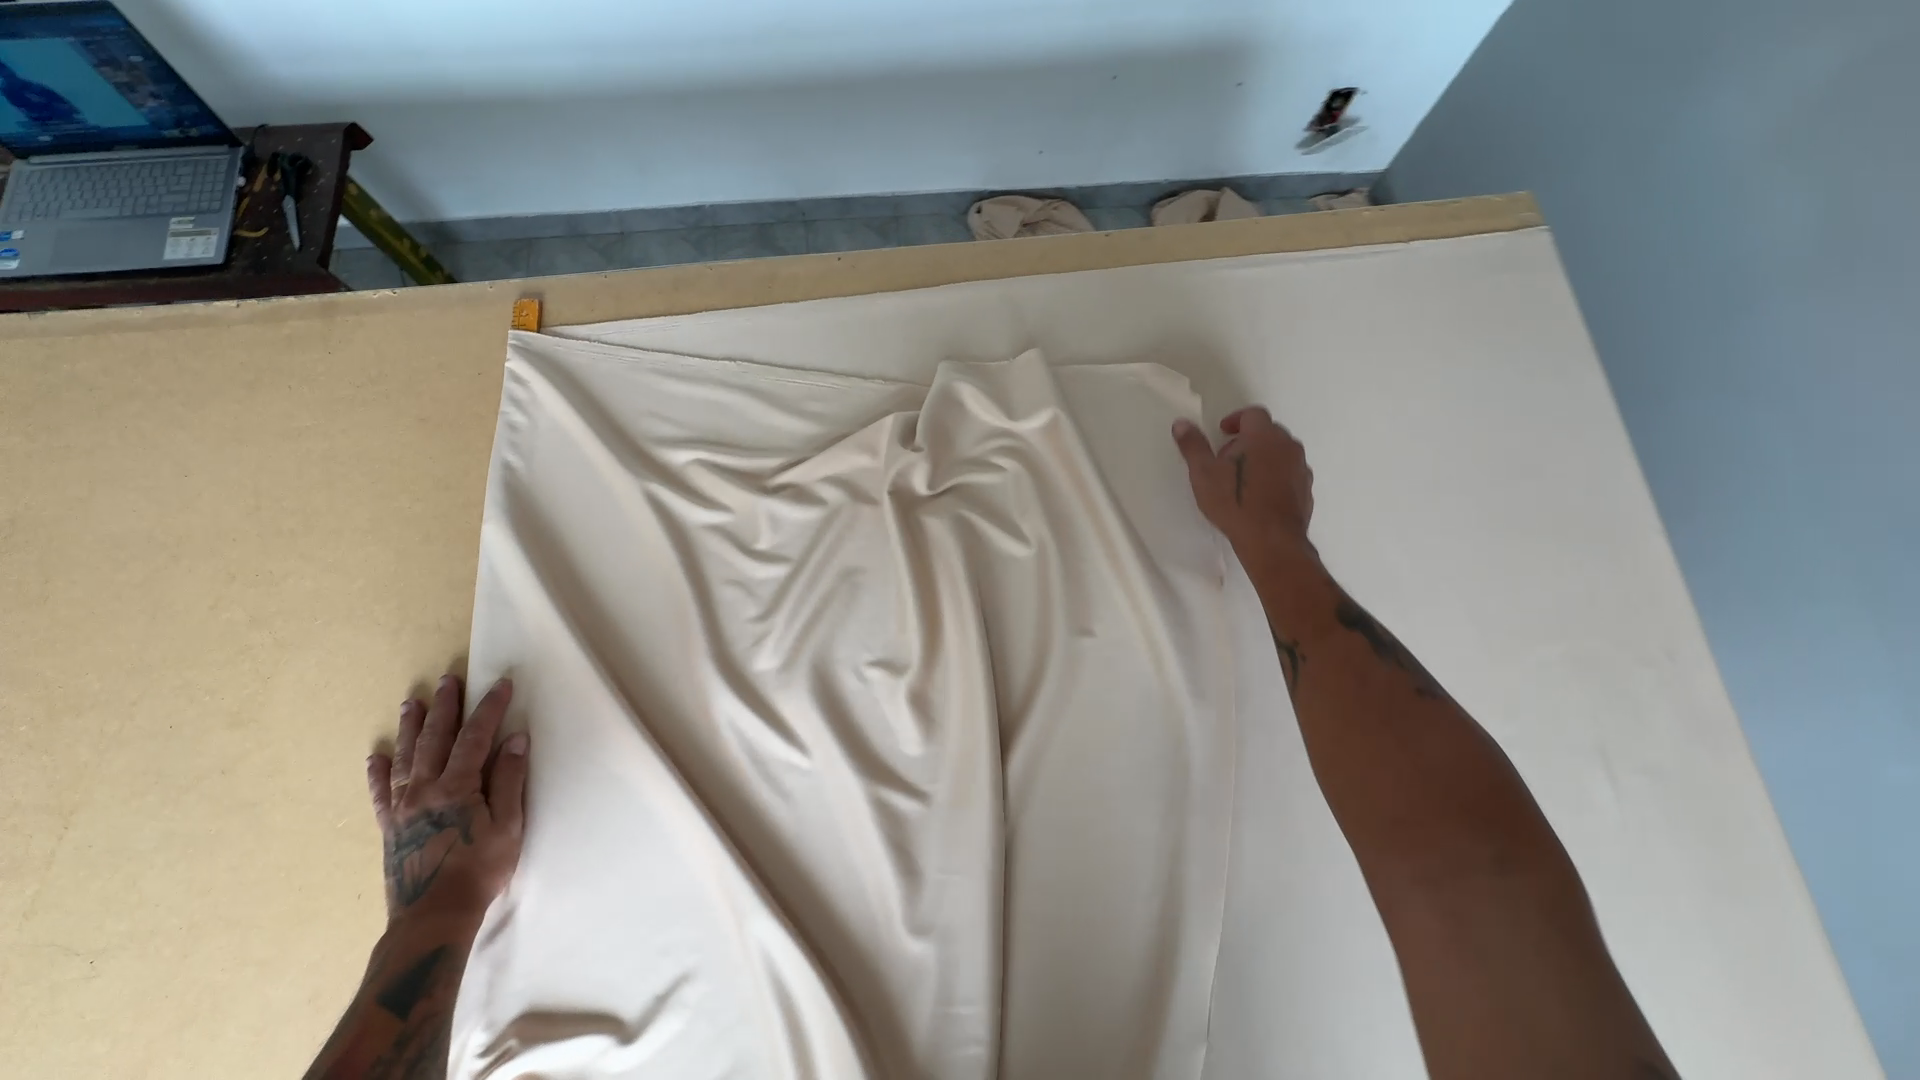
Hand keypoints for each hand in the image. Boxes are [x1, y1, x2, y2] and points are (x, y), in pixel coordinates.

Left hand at [367, 676, 527, 923]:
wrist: (433, 916)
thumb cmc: (480, 870)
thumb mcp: (508, 826)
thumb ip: (509, 781)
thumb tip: (514, 740)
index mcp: (457, 787)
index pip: (476, 737)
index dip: (490, 709)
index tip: (501, 684)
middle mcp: (425, 790)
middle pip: (435, 739)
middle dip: (445, 707)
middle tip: (449, 679)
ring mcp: (403, 808)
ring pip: (406, 758)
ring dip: (411, 728)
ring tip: (413, 702)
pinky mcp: (389, 827)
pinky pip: (381, 793)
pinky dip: (378, 772)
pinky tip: (378, 756)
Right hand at [1172, 406, 1315, 558]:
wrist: (1271, 539)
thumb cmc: (1234, 501)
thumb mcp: (1203, 473)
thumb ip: (1193, 445)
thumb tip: (1181, 423)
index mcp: (1263, 435)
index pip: (1252, 414)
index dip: (1236, 419)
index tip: (1222, 432)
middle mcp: (1287, 445)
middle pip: (1268, 431)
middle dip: (1248, 439)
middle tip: (1228, 458)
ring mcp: (1300, 467)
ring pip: (1281, 452)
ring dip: (1264, 457)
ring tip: (1244, 478)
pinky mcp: (1306, 488)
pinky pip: (1289, 473)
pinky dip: (1276, 475)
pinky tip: (1261, 495)